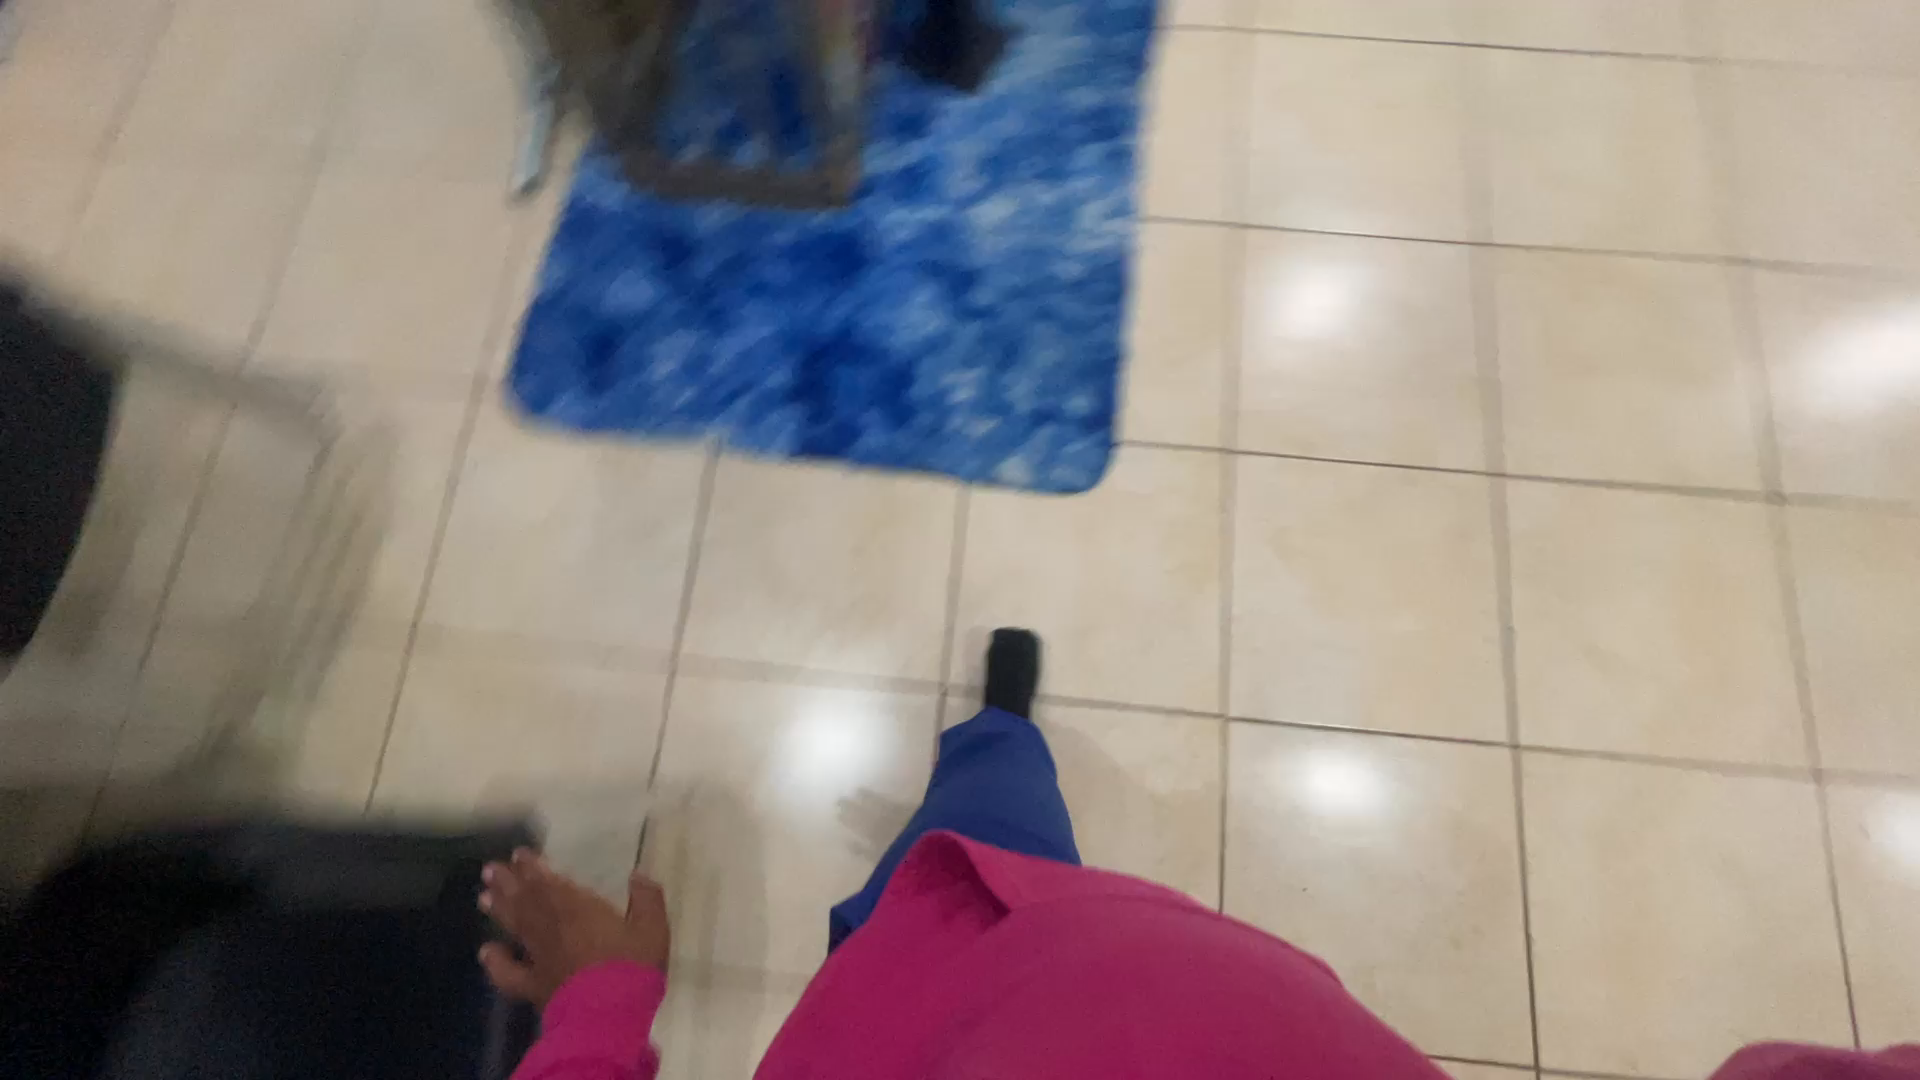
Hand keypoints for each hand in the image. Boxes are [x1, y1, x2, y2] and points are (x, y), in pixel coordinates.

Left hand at [477, 848, 670, 1007]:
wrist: (607, 1014)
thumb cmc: (632, 965)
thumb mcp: (653, 925)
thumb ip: (647, 897)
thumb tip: (639, 875)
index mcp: (579, 908)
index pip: (550, 882)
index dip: (533, 867)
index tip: (520, 853)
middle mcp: (553, 928)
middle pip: (527, 901)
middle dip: (509, 883)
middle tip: (491, 868)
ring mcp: (539, 958)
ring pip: (516, 928)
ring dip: (500, 910)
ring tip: (484, 895)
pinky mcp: (534, 986)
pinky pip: (508, 973)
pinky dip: (495, 961)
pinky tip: (485, 951)